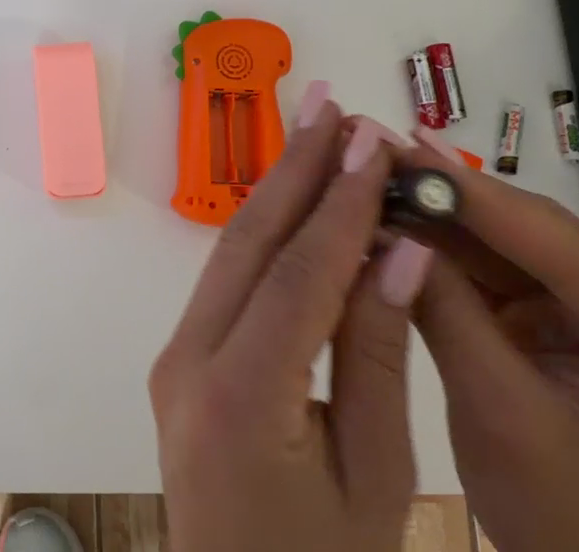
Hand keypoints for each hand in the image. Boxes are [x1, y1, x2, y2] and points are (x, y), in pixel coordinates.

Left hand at [150, 82, 436, 551]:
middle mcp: (189, 362)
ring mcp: (175, 359)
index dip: (340, 204)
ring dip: (275, 191)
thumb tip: (402, 249)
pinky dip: (264, 238)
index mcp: (240, 397)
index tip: (371, 140)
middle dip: (293, 169)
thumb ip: (376, 354)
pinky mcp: (180, 363)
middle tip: (330, 102)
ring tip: (314, 131)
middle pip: (249, 246)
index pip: (299, 277)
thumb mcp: (376, 475)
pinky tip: (293, 204)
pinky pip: (226, 286)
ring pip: (231, 257)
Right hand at [403, 127, 578, 551]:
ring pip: (519, 252)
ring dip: (446, 213)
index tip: (404, 151)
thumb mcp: (501, 420)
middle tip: (380, 146)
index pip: (572, 256)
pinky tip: (400, 209)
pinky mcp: (578, 331)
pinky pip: (506, 279)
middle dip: (455, 198)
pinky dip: (448, 250)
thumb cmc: (564, 528)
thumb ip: (448, 314)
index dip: (481, 199)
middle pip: (545, 244)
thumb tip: (383, 222)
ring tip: (378, 164)